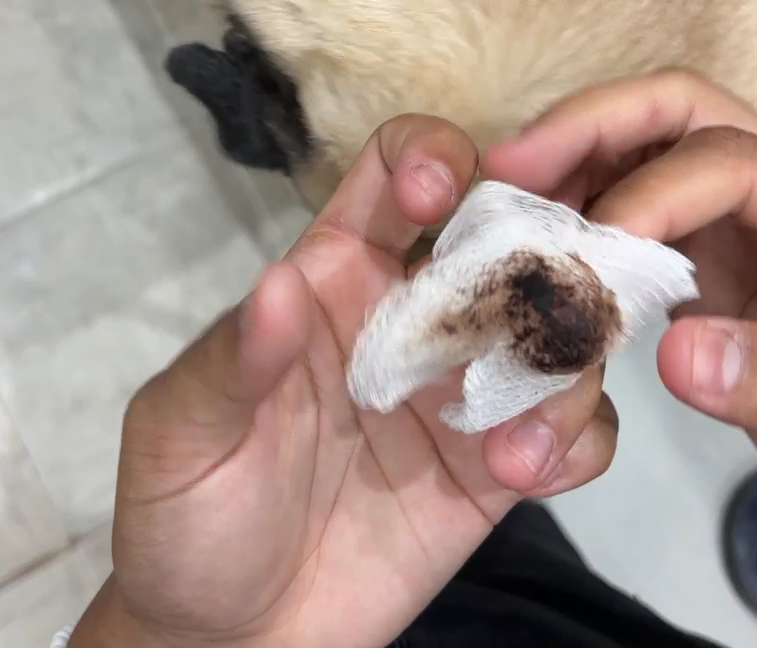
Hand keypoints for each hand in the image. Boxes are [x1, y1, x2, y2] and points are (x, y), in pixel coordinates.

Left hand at [73, 116, 621, 647]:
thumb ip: (229, 360)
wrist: (231, 636)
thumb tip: (279, 285)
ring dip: (563, 363)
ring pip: (555, 327)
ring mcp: (462, 386)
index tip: (437, 194)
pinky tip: (528, 478)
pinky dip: (574, 438)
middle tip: (539, 308)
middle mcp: (413, 312)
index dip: (427, 156)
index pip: (395, 172)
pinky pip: (573, 425)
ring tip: (513, 444)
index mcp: (339, 273)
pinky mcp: (497, 465)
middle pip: (503, 235)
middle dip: (537, 250)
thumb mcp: (182, 431)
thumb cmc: (186, 513)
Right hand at [484, 72, 756, 561]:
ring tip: (508, 199)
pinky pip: (629, 213)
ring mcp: (742, 223)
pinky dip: (579, 217)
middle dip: (591, 126)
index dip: (653, 191)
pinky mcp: (705, 261)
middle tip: (513, 163)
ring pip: (642, 151)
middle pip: (679, 113)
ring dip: (572, 164)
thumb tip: (677, 352)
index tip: (587, 248)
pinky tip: (542, 245)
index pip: (734, 160)